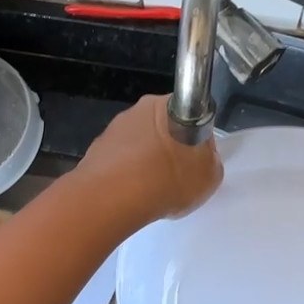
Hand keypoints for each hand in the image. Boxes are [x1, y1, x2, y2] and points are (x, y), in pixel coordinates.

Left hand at [75, 95, 221, 223]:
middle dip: (168, 147)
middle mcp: (138, 109)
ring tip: (152, 190)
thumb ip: (209, 160)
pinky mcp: (94, 150)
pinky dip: (124, 174)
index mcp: (169, 105)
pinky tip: (130, 195)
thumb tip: (201, 157)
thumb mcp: (209, 176)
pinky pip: (117, 161)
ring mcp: (113, 129)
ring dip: (144, 161)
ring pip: (137, 143)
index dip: (195, 135)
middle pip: (161, 127)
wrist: (115, 199)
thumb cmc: (168, 179)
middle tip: (177, 175)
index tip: (195, 157)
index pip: (189, 112)